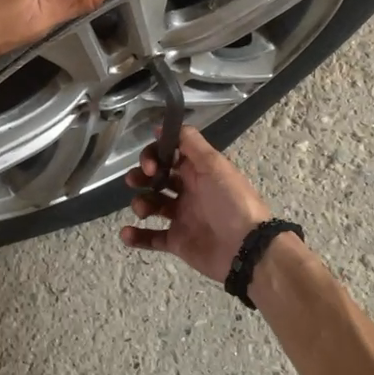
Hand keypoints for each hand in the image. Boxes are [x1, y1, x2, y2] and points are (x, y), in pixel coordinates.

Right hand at [119, 126, 272, 282]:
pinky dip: (137, 236)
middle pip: (157, 178)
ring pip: (152, 205)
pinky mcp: (177, 242)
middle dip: (142, 176)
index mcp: (198, 171)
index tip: (149, 163)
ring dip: (140, 203)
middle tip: (135, 180)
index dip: (155, 155)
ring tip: (142, 209)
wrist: (247, 248)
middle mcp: (189, 191)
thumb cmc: (231, 201)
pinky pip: (152, 238)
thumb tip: (162, 126)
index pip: (169, 155)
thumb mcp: (214, 165)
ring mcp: (182, 217)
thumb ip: (190, 142)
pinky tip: (126, 233)